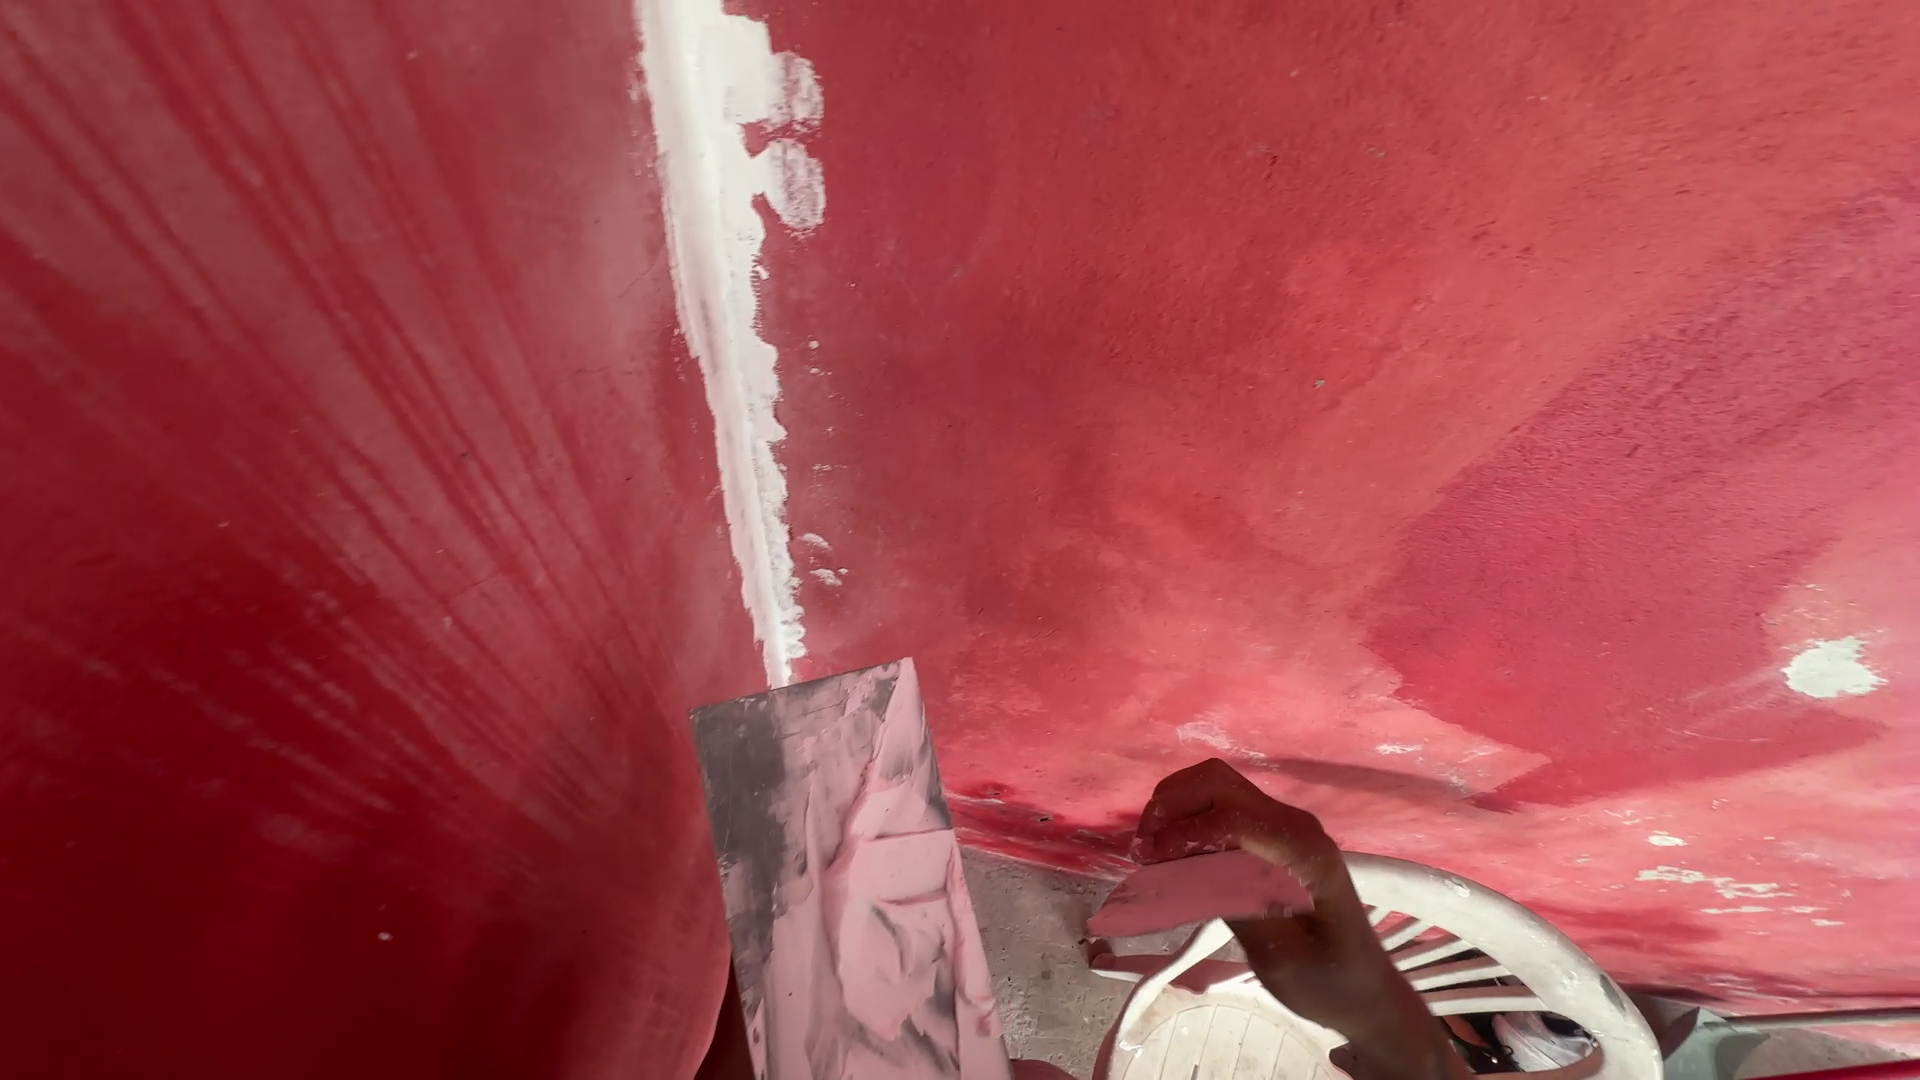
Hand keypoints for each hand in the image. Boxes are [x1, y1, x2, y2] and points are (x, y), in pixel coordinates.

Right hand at [1133, 760, 1463, 1079]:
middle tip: (1144, 846)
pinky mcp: (1269, 830)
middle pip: (1216, 782)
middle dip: (1171, 804)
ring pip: (1214, 783)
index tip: (1148, 859)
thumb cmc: (1327, 981)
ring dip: (1176, 804)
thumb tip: (1178, 864)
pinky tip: (1171, 845)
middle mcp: (1293, 822)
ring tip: (1152, 844)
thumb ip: (1232, 901)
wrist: (1364, 992)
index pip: (1231, 818)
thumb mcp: (1280, 956)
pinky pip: (1220, 802)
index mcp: (1303, 849)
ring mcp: (1282, 821)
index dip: (1182, 833)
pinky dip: (1187, 813)